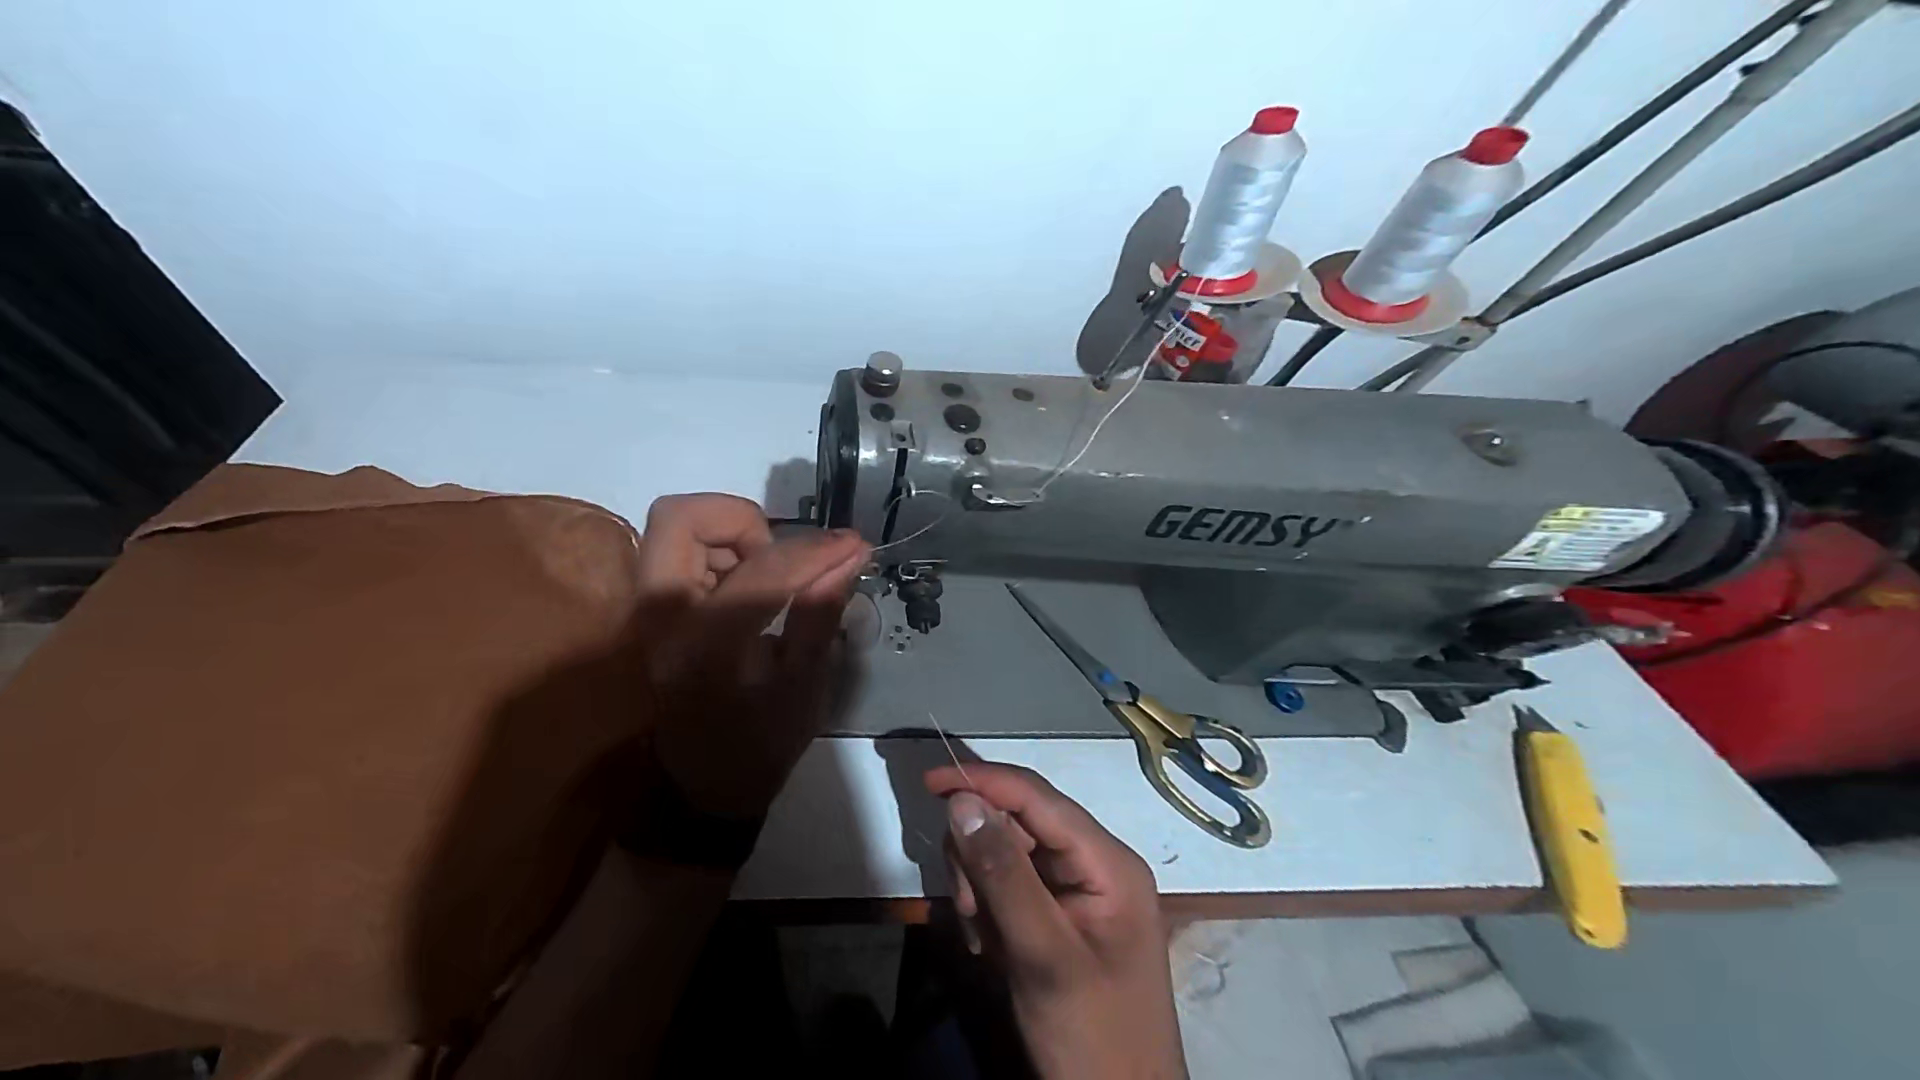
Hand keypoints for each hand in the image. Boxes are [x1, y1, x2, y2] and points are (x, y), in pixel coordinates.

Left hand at [637, 494, 867, 818]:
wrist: (705, 782)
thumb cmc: (762, 741)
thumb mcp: (806, 685)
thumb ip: (821, 613)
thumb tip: (850, 553)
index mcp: (706, 645)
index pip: (762, 569)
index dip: (816, 551)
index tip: (855, 546)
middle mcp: (662, 615)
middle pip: (682, 517)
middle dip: (745, 521)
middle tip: (784, 556)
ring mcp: (649, 609)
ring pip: (678, 526)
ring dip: (734, 535)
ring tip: (773, 574)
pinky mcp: (654, 607)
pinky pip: (681, 548)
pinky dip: (723, 549)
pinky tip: (755, 585)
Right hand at [925, 763, 1187, 1079]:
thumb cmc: (1093, 1037)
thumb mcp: (1044, 956)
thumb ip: (1004, 875)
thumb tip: (961, 800)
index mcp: (1107, 861)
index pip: (1038, 797)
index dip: (984, 781)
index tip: (929, 781)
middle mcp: (1091, 862)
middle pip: (1017, 820)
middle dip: (979, 852)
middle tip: (966, 906)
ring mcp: (1073, 887)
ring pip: (1005, 850)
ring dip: (978, 883)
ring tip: (979, 933)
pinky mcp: (1055, 912)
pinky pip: (1006, 884)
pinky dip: (985, 906)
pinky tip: (987, 945)